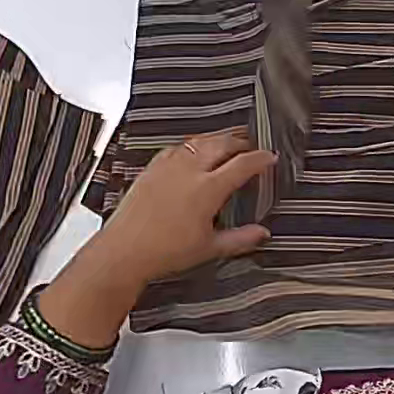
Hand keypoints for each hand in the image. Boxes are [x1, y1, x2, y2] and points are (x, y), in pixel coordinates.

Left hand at [85, 129, 275, 285]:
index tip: (269, 157)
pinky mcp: (152, 169)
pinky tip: (193, 153)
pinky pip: (177, 148)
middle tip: (250, 148)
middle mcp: (190, 171)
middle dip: (240, 143)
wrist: (124, 252)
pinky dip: (192, 146)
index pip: (242, 164)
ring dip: (217, 140)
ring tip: (226, 146)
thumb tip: (262, 233)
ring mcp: (169, 166)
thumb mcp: (210, 248)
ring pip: (199, 141)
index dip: (260, 158)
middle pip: (222, 144)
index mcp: (208, 189)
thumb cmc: (166, 252)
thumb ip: (240, 238)